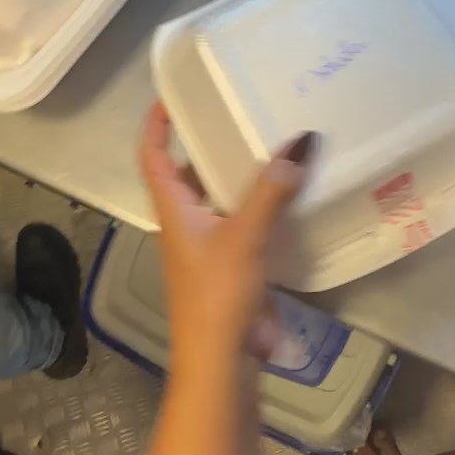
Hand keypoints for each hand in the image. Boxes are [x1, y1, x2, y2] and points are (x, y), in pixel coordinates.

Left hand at [137, 103, 316, 367]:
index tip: (174, 95)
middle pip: (190, 172)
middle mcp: (186, 220)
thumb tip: (300, 141)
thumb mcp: (243, 236)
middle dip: (210, 142)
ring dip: (239, 173)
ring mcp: (209, 243)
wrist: (221, 359)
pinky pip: (244, 220)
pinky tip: (290, 193)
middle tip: (241, 113)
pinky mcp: (232, 262)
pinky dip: (261, 202)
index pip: (154, 155)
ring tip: (271, 143)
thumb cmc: (217, 293)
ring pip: (220, 196)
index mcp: (173, 208)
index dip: (157, 124)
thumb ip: (270, 190)